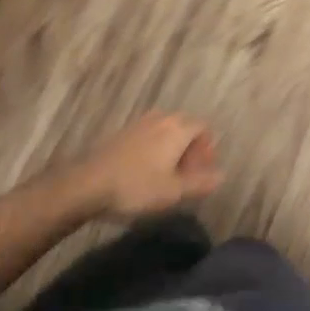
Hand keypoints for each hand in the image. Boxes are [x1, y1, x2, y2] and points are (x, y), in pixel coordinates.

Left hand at [64, 112, 223, 217]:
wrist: (87, 184)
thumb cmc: (137, 187)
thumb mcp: (173, 192)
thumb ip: (200, 183)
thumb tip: (222, 176)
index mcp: (178, 128)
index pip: (203, 128)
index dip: (207, 149)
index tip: (201, 171)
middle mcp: (162, 118)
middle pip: (185, 127)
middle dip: (190, 149)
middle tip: (186, 175)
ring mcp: (140, 123)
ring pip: (166, 131)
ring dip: (171, 149)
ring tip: (165, 175)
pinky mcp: (122, 132)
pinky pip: (149, 135)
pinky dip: (154, 149)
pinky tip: (143, 171)